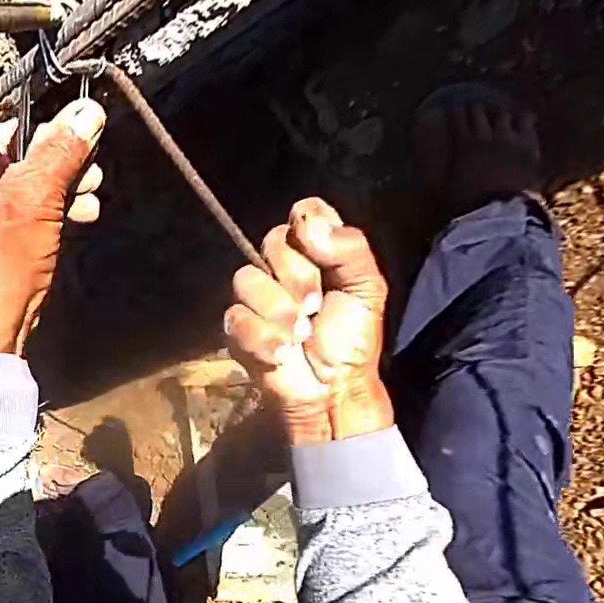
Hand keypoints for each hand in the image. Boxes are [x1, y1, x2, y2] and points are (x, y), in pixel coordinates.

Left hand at [0, 99, 105, 353]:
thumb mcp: (38, 194)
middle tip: (87, 178)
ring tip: (84, 203)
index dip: (58, 132)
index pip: (20, 120)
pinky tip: (75, 219)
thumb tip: (85, 114)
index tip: (86, 140)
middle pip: (30, 152)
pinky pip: (31, 210)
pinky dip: (55, 212)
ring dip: (67, 191)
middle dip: (67, 166)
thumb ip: (63, 148)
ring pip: (35, 183)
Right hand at [224, 198, 393, 444]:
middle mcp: (279, 268)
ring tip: (301, 334)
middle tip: (317, 306)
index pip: (301, 213)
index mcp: (313, 252)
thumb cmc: (352, 340)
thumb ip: (350, 249)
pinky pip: (236, 318)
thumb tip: (310, 223)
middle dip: (299, 276)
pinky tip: (282, 353)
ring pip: (247, 279)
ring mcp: (253, 298)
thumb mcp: (368, 290)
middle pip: (272, 242)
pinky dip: (263, 339)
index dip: (308, 227)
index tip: (323, 252)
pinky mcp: (235, 329)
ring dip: (280, 312)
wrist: (335, 389)